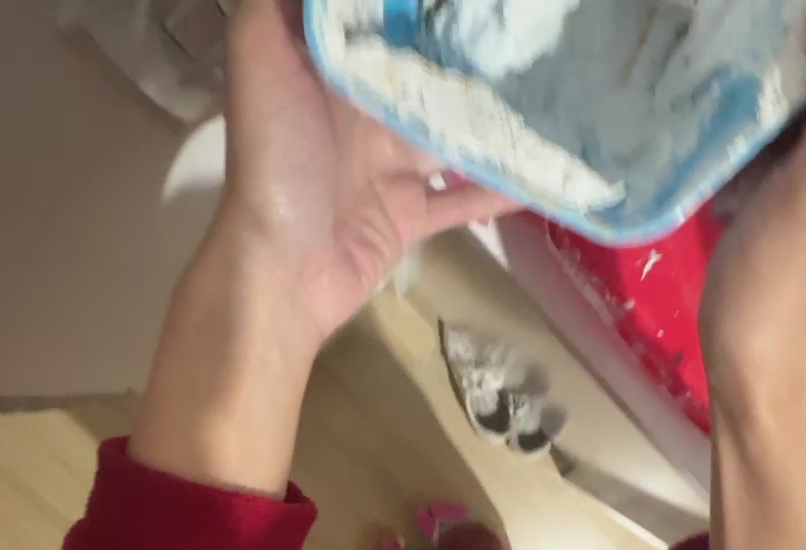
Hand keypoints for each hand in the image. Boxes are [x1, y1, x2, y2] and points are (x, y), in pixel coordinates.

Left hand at [220, 0, 518, 351]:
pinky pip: (461, 201)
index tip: (471, 2)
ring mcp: (389, 169)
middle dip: (468, 61)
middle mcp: (361, 114)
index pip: (383, 25)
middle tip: (525, 42)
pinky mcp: (409, 217)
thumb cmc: (275, 159)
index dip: (421, 9)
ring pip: (451, 136)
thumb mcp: (261, 52)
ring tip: (544, 96)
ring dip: (491, 121)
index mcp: (329, 70)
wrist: (283, 267)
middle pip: (425, 78)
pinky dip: (497, 192)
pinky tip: (540, 172)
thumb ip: (293, 4)